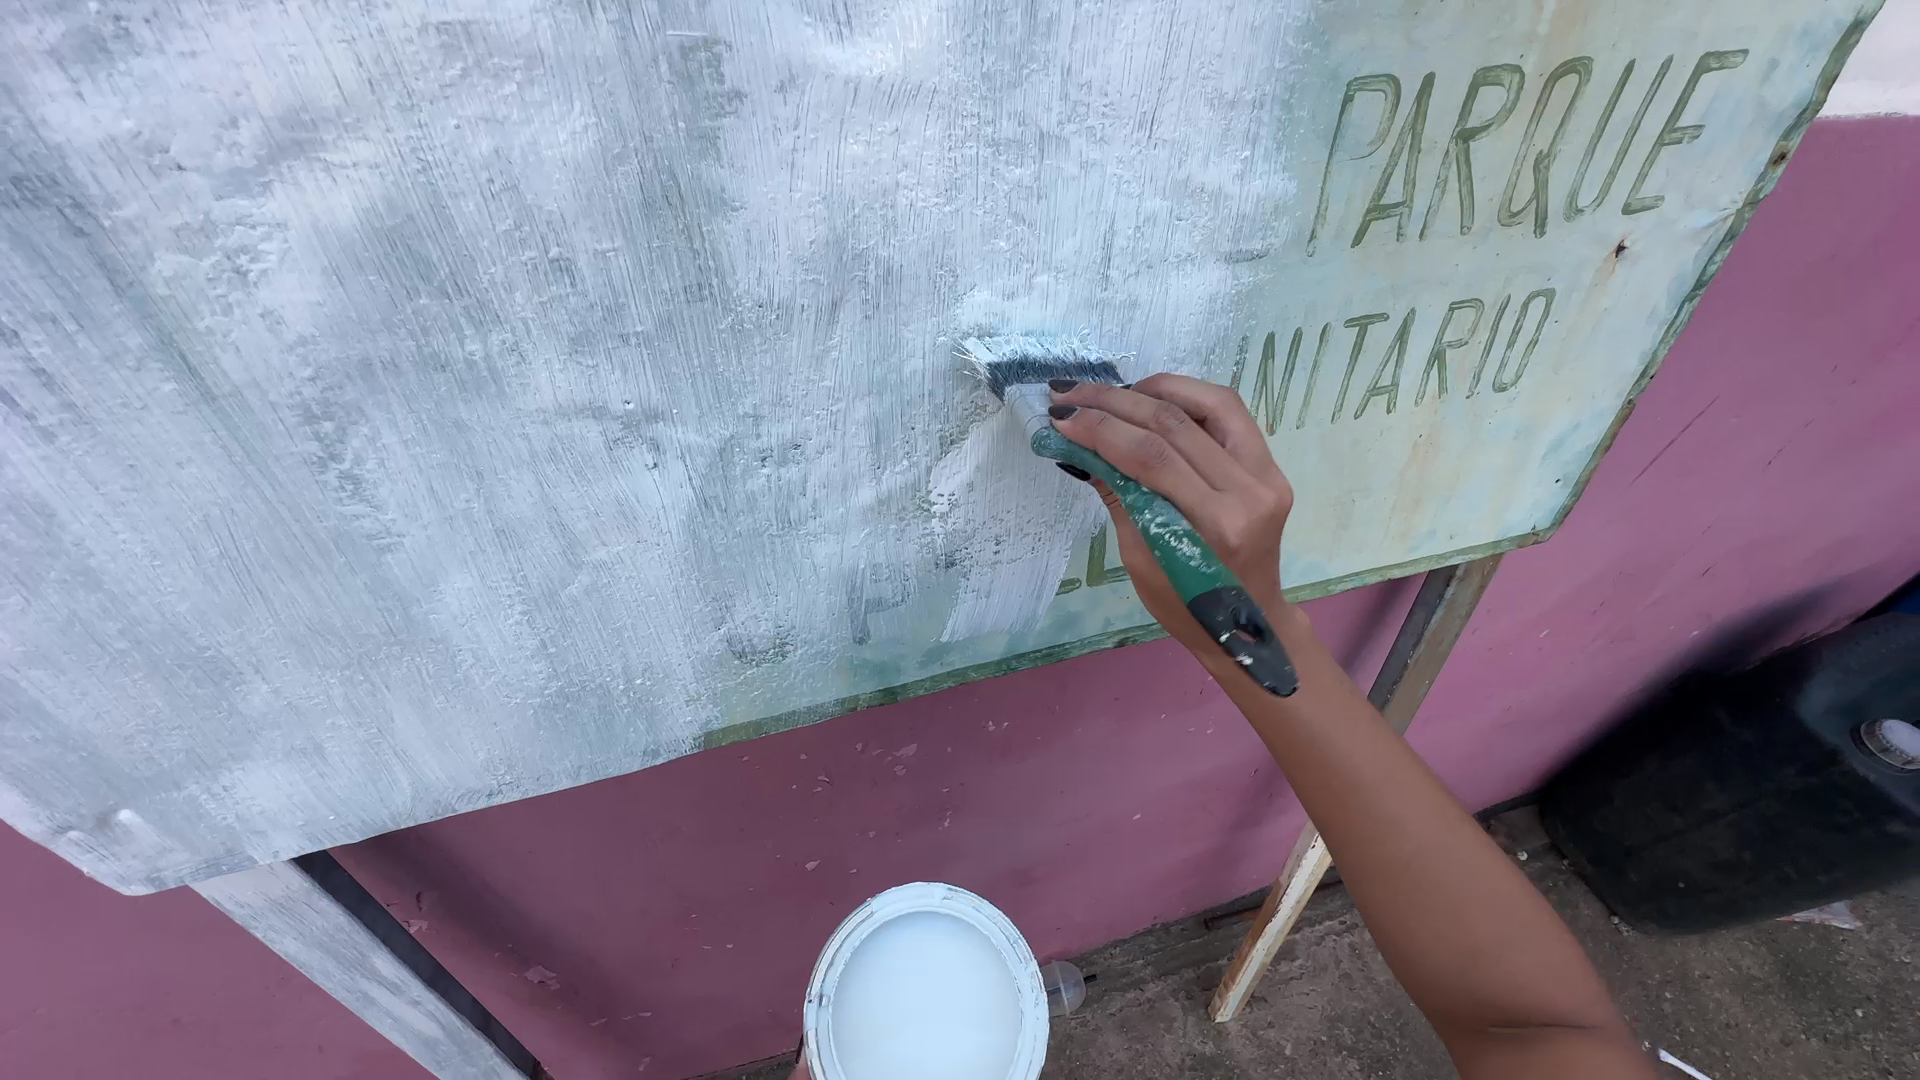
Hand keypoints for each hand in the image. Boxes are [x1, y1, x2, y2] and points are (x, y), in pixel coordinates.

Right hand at [1047, 374, 1298, 669]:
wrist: (1247, 623)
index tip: (1061, 416)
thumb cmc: (1186, 606)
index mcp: (1215, 525)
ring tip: (1110, 391)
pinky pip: (1227, 413)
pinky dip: (1186, 397)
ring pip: (1208, 403)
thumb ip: (1119, 495)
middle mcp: (1248, 491)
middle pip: (1174, 425)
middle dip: (1114, 402)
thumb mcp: (1139, 559)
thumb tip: (1081, 446)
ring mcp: (1268, 474)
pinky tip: (1151, 398)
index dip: (1100, 430)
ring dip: (1152, 389)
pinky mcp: (1271, 465)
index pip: (1151, 458)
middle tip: (1070, 394)